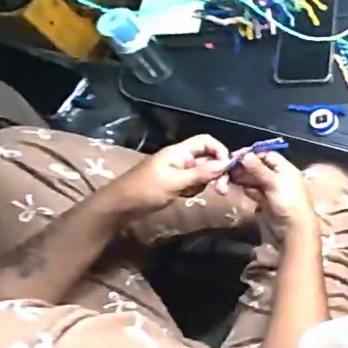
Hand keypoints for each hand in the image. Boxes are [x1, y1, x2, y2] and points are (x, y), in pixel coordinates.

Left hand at [105, 134, 229, 216]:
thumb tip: (225, 164)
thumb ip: (200, 173)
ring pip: (202, 172)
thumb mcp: (175, 182)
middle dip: (217, 172)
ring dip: (206, 182)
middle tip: (221, 190)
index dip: (220, 151)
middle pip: (207, 158)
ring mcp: (177, 171)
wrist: (119, 206)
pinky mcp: (174, 183)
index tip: (227, 169)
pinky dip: (195, 189)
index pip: (206, 142)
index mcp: (179, 152)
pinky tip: (186, 197)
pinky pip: (193, 182)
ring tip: (197, 194)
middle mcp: (180, 158)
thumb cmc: (145, 190)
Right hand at [228, 151, 316, 237]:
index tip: (236, 155)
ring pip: (256, 179)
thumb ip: (259, 169)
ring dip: (243, 177)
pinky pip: (255, 191)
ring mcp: (273, 190)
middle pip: (260, 167)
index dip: (252, 154)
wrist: (293, 229)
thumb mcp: (274, 182)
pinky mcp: (267, 201)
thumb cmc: (288, 202)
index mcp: (285, 169)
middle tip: (228, 167)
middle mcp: (279, 177)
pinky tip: (237, 186)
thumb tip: (245, 154)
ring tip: (229, 176)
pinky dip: (247, 188)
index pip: (268, 155)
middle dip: (245, 166)